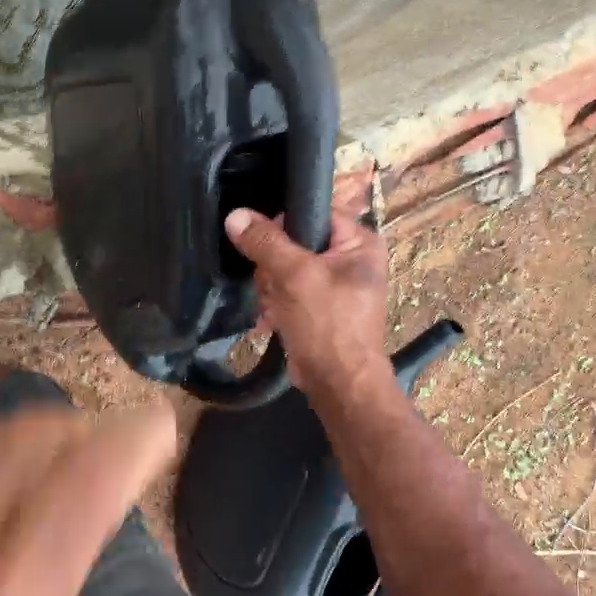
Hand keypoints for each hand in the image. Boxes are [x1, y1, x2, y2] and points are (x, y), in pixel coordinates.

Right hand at [225, 208, 391, 399]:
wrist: (338, 381)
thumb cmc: (327, 323)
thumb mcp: (294, 276)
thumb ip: (265, 243)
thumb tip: (235, 216)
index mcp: (359, 242)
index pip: (313, 214)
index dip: (284, 226)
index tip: (265, 246)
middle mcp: (350, 260)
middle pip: (293, 244)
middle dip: (273, 268)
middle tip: (273, 287)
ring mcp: (334, 286)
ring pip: (284, 270)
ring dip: (270, 290)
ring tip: (274, 308)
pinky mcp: (317, 308)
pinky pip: (286, 293)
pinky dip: (275, 305)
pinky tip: (272, 320)